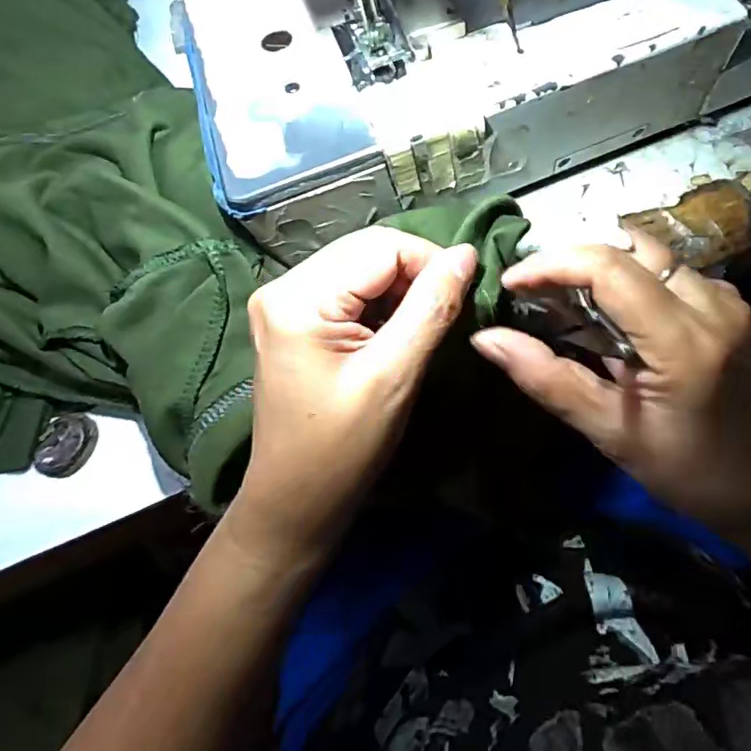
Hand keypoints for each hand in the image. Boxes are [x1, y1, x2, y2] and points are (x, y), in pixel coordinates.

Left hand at [229, 228, 477, 565]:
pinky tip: (398, 330)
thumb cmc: (343, 449)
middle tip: (446, 312)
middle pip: (370, 249)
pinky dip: (385, 300)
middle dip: (417, 272)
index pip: (382, 247)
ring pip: (365, 264)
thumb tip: (467, 254)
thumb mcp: (395, 375)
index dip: (431, 262)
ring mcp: (286, 300)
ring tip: (424, 325)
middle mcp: (284, 286)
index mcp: (298, 299)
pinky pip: (352, 286)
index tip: (463, 297)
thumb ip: (431, 307)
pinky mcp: (296, 316)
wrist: (296, 503)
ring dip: (403, 286)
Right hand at [469, 231, 750, 538]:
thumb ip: (548, 379)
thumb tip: (486, 339)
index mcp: (683, 341)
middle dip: (571, 260)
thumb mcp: (611, 432)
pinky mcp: (726, 298)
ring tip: (561, 298)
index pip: (610, 268)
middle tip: (532, 290)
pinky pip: (664, 268)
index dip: (553, 265)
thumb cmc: (686, 470)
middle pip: (628, 247)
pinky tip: (605, 310)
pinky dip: (625, 277)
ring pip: (646, 251)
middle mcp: (710, 303)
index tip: (512, 282)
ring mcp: (724, 296)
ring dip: (597, 265)